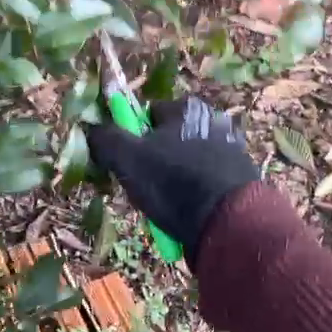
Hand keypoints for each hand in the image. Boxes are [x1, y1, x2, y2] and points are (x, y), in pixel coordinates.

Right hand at [86, 95, 260, 262]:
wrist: (227, 222)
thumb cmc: (173, 183)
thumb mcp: (128, 159)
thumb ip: (106, 139)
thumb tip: (90, 128)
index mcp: (186, 109)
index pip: (147, 113)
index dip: (131, 137)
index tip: (127, 163)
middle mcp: (213, 120)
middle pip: (168, 139)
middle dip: (154, 160)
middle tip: (144, 188)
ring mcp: (231, 148)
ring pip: (186, 161)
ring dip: (173, 179)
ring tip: (165, 206)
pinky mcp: (241, 176)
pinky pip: (205, 181)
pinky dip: (194, 193)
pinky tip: (188, 212)